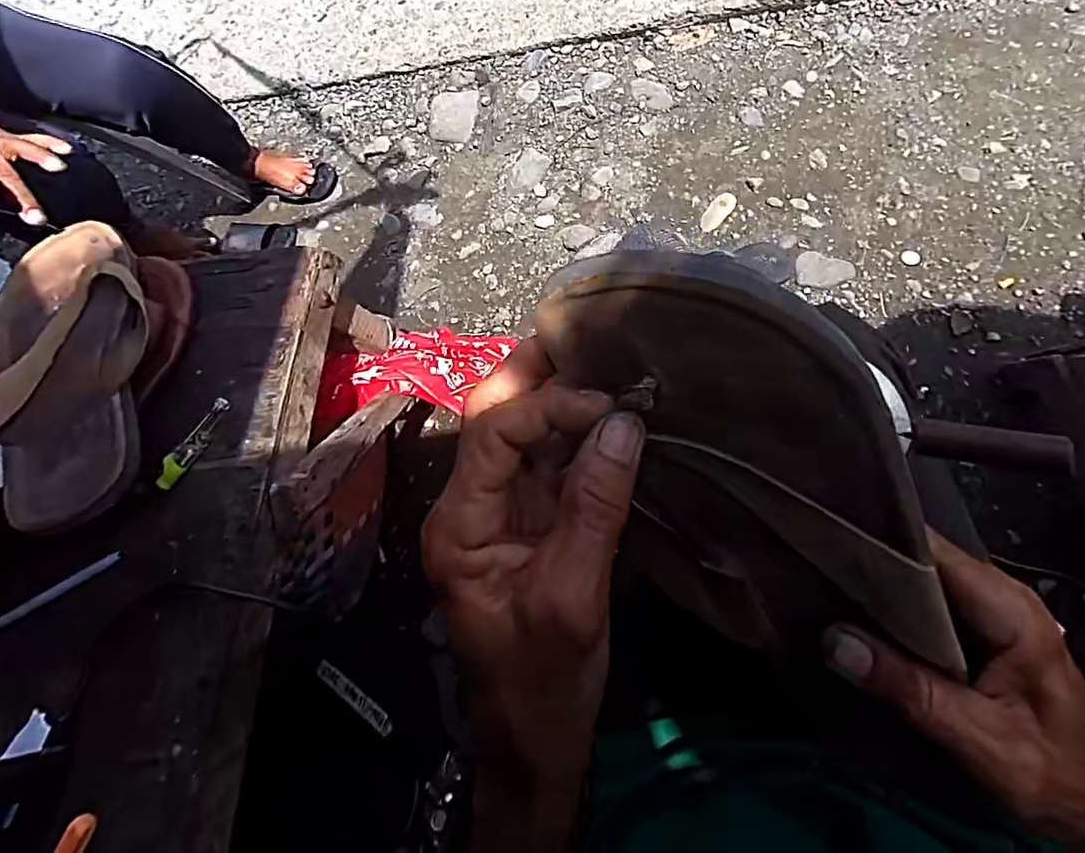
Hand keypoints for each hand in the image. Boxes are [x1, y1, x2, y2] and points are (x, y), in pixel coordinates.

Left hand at [422, 340, 644, 851]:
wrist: (536, 737)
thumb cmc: (543, 682)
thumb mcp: (573, 598)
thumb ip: (596, 508)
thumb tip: (625, 425)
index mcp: (459, 523)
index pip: (493, 434)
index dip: (547, 408)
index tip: (606, 408)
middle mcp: (470, 503)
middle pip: (492, 416)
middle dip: (536, 377)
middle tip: (590, 347)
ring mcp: (500, 507)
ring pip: (521, 429)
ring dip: (562, 398)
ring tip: (608, 370)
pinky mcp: (530, 516)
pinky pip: (550, 458)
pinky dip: (580, 432)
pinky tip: (610, 416)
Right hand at [824, 533, 1084, 852]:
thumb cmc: (1061, 779)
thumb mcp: (983, 741)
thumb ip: (909, 689)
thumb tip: (833, 639)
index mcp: (1010, 608)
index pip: (931, 547)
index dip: (878, 538)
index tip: (826, 540)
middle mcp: (1002, 594)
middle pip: (923, 555)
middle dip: (871, 558)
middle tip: (814, 563)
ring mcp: (993, 609)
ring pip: (924, 576)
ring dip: (880, 581)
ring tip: (826, 580)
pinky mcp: (983, 628)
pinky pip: (930, 598)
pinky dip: (896, 603)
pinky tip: (861, 612)